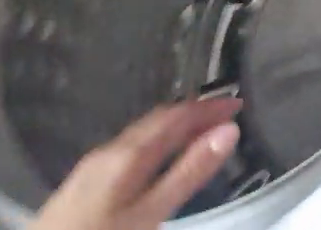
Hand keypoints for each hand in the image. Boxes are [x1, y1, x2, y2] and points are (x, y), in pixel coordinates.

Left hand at [31, 99, 241, 229]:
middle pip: (158, 119)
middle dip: (193, 113)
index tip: (239, 105)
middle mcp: (109, 151)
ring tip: (199, 134)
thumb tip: (230, 130)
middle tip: (224, 116)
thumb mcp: (150, 214)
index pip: (177, 116)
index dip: (209, 108)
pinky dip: (155, 141)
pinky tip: (159, 159)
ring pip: (142, 133)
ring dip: (174, 126)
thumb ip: (189, 172)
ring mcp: (91, 167)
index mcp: (129, 154)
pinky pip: (129, 147)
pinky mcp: (81, 184)